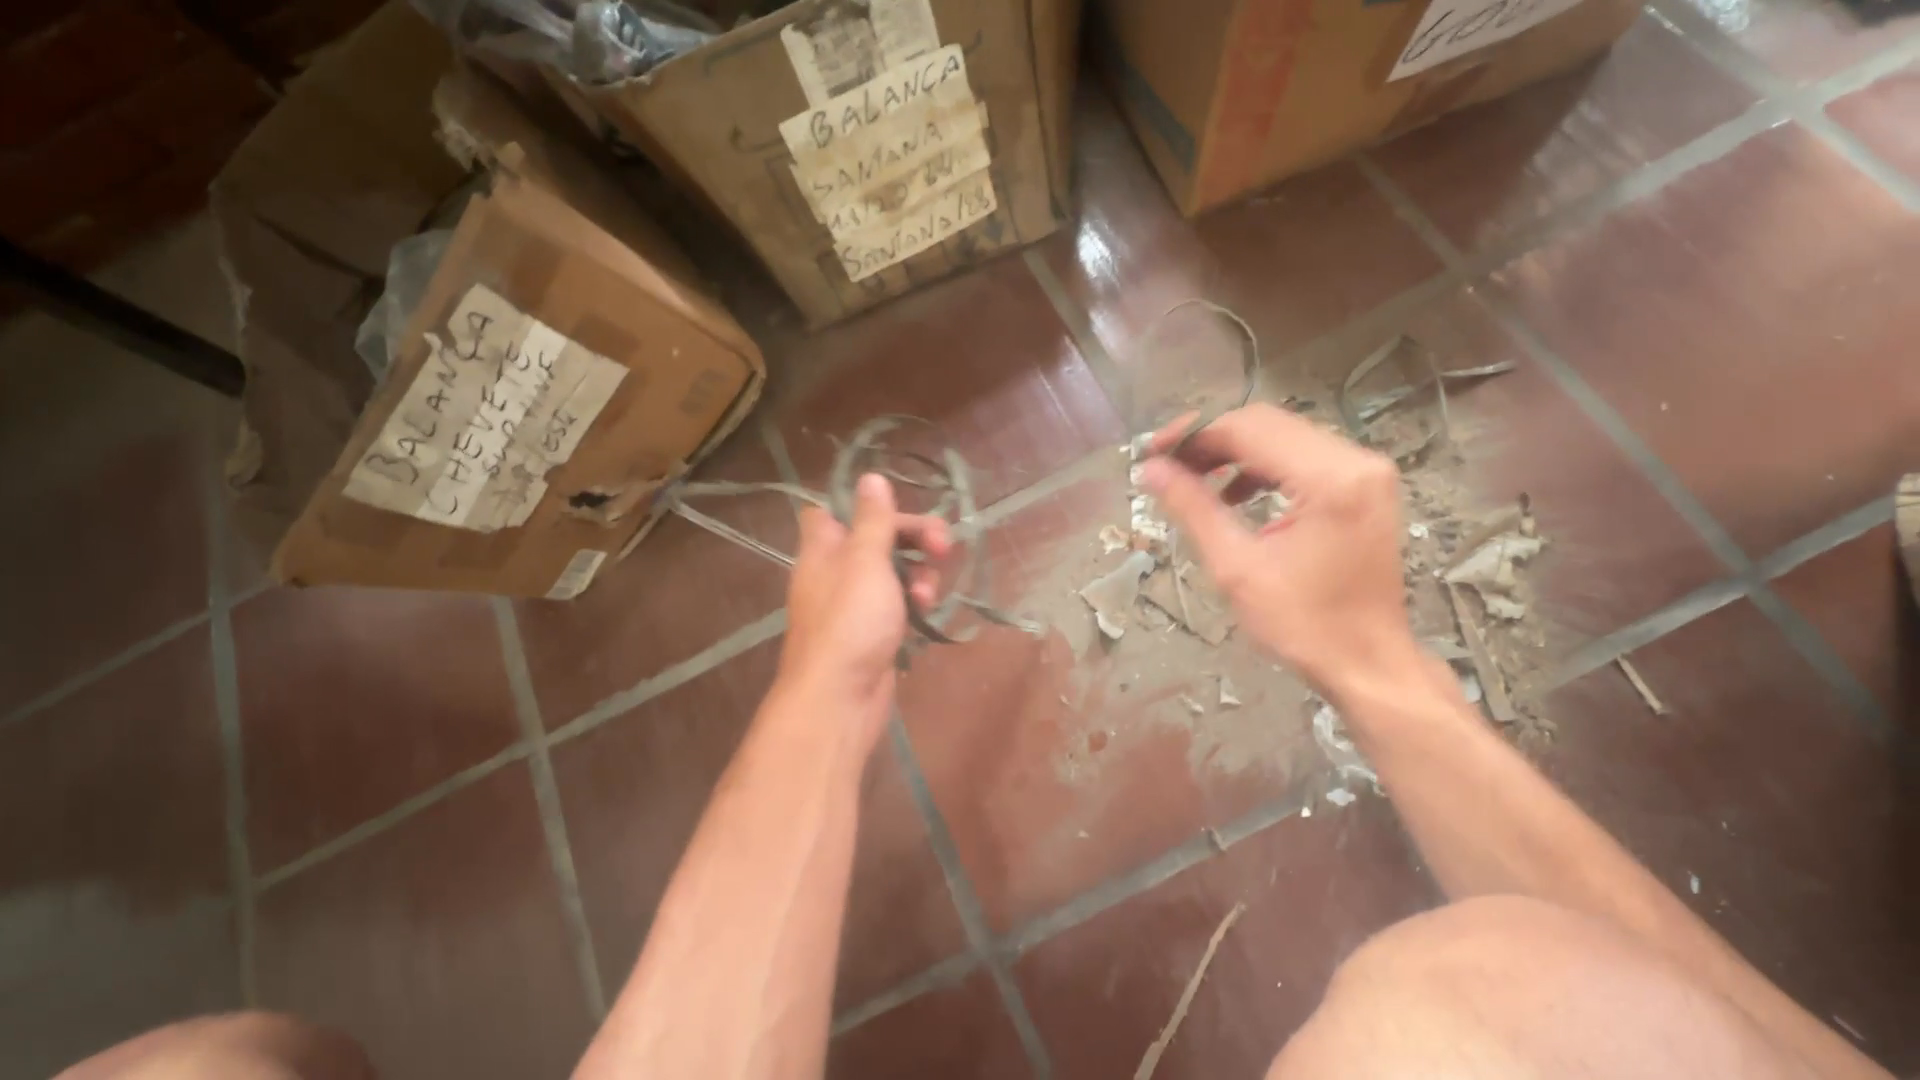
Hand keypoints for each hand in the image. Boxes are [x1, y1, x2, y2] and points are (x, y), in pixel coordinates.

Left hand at [774, 473, 949, 750]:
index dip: (863, 507)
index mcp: (823, 547)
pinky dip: (913, 603)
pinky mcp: (872, 631)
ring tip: (928, 593)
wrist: (840, 697)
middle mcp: (835, 571)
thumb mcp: (865, 560)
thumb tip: (870, 476)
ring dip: (919, 574)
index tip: (895, 510)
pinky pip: (897, 604)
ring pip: (893, 572)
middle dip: (913, 538)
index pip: (832, 510)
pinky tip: (926, 612)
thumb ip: (873, 519)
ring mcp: (854, 604)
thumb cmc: (850, 622)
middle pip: (877, 539)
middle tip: (943, 547)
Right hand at [1140, 403, 1416, 694]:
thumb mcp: (1236, 568)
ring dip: (1235, 452)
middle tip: (1168, 465)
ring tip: (1194, 480)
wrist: (1367, 663)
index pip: (1249, 428)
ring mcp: (1366, 472)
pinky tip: (1234, 493)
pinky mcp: (1365, 487)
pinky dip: (1264, 467)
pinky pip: (1304, 457)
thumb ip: (1193, 508)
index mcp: (1329, 479)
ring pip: (1285, 437)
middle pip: (1268, 424)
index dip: (1194, 434)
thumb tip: (1150, 469)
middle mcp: (1356, 461)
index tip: (1153, 452)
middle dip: (1212, 440)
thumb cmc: (1303, 625)